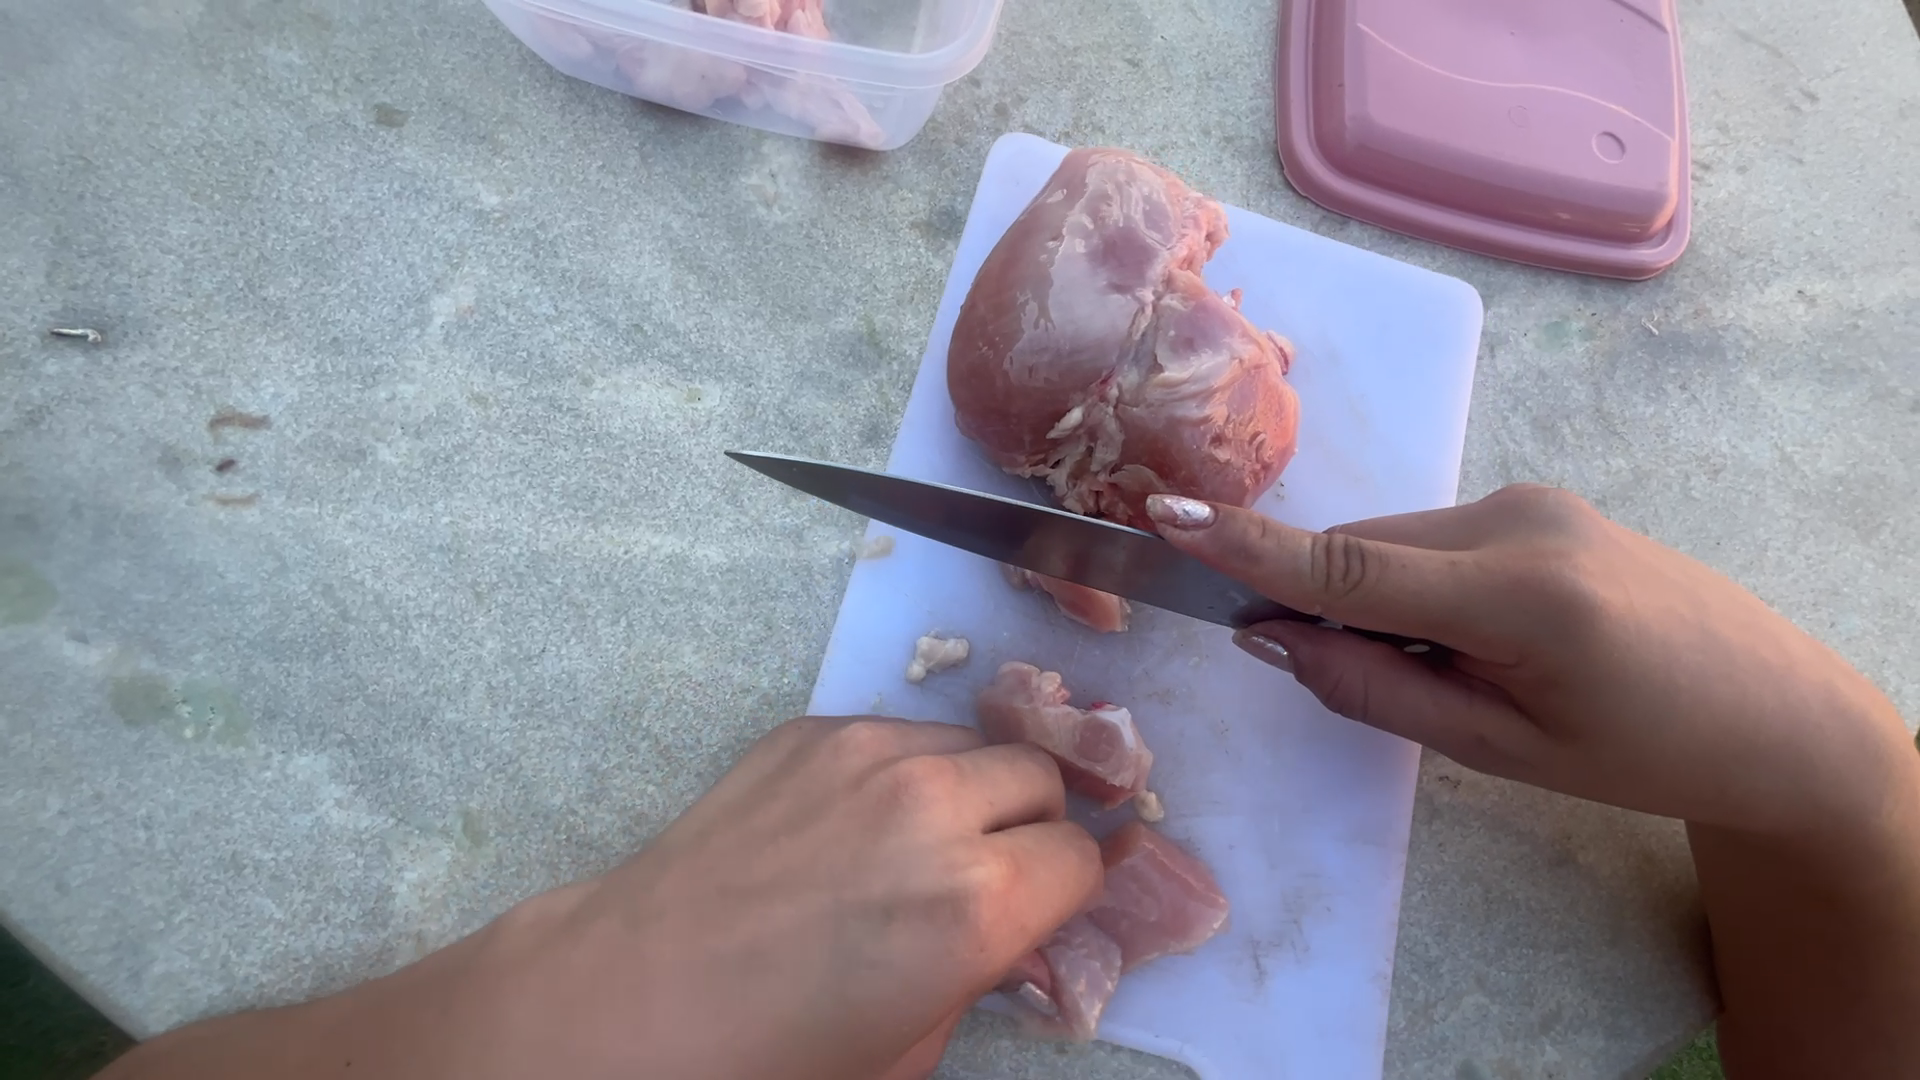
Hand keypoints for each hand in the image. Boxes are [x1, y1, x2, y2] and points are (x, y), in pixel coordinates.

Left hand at [447, 716, 1099, 1079]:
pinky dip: (905, 766)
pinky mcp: (819, 727)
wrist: (639, 990)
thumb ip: (985, 964)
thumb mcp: (914, 1043)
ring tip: (921, 830)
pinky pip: (901, 731)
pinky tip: (855, 811)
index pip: (1082, 855)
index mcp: (975, 905)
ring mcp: (872, 751)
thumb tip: (1018, 915)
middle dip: (1032, 821)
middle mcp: (935, 806)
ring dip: (971, 784)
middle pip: (1041, 775)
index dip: (1066, 883)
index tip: (1042, 896)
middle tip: (990, 859)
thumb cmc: (776, 1052)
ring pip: (975, 742)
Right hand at [1145, 485, 1915, 839]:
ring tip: (1446, 657)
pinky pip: (1419, 534)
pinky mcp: (1531, 501)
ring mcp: (1527, 500)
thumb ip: (1367, 685)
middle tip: (1366, 672)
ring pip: (1382, 539)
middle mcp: (1517, 521)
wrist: (1787, 716)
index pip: (1347, 565)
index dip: (1249, 545)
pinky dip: (1403, 577)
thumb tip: (1268, 634)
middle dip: (1326, 602)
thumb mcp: (1492, 747)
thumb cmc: (1642, 756)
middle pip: (1356, 549)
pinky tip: (1464, 625)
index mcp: (1520, 597)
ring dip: (1369, 592)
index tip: (1169, 518)